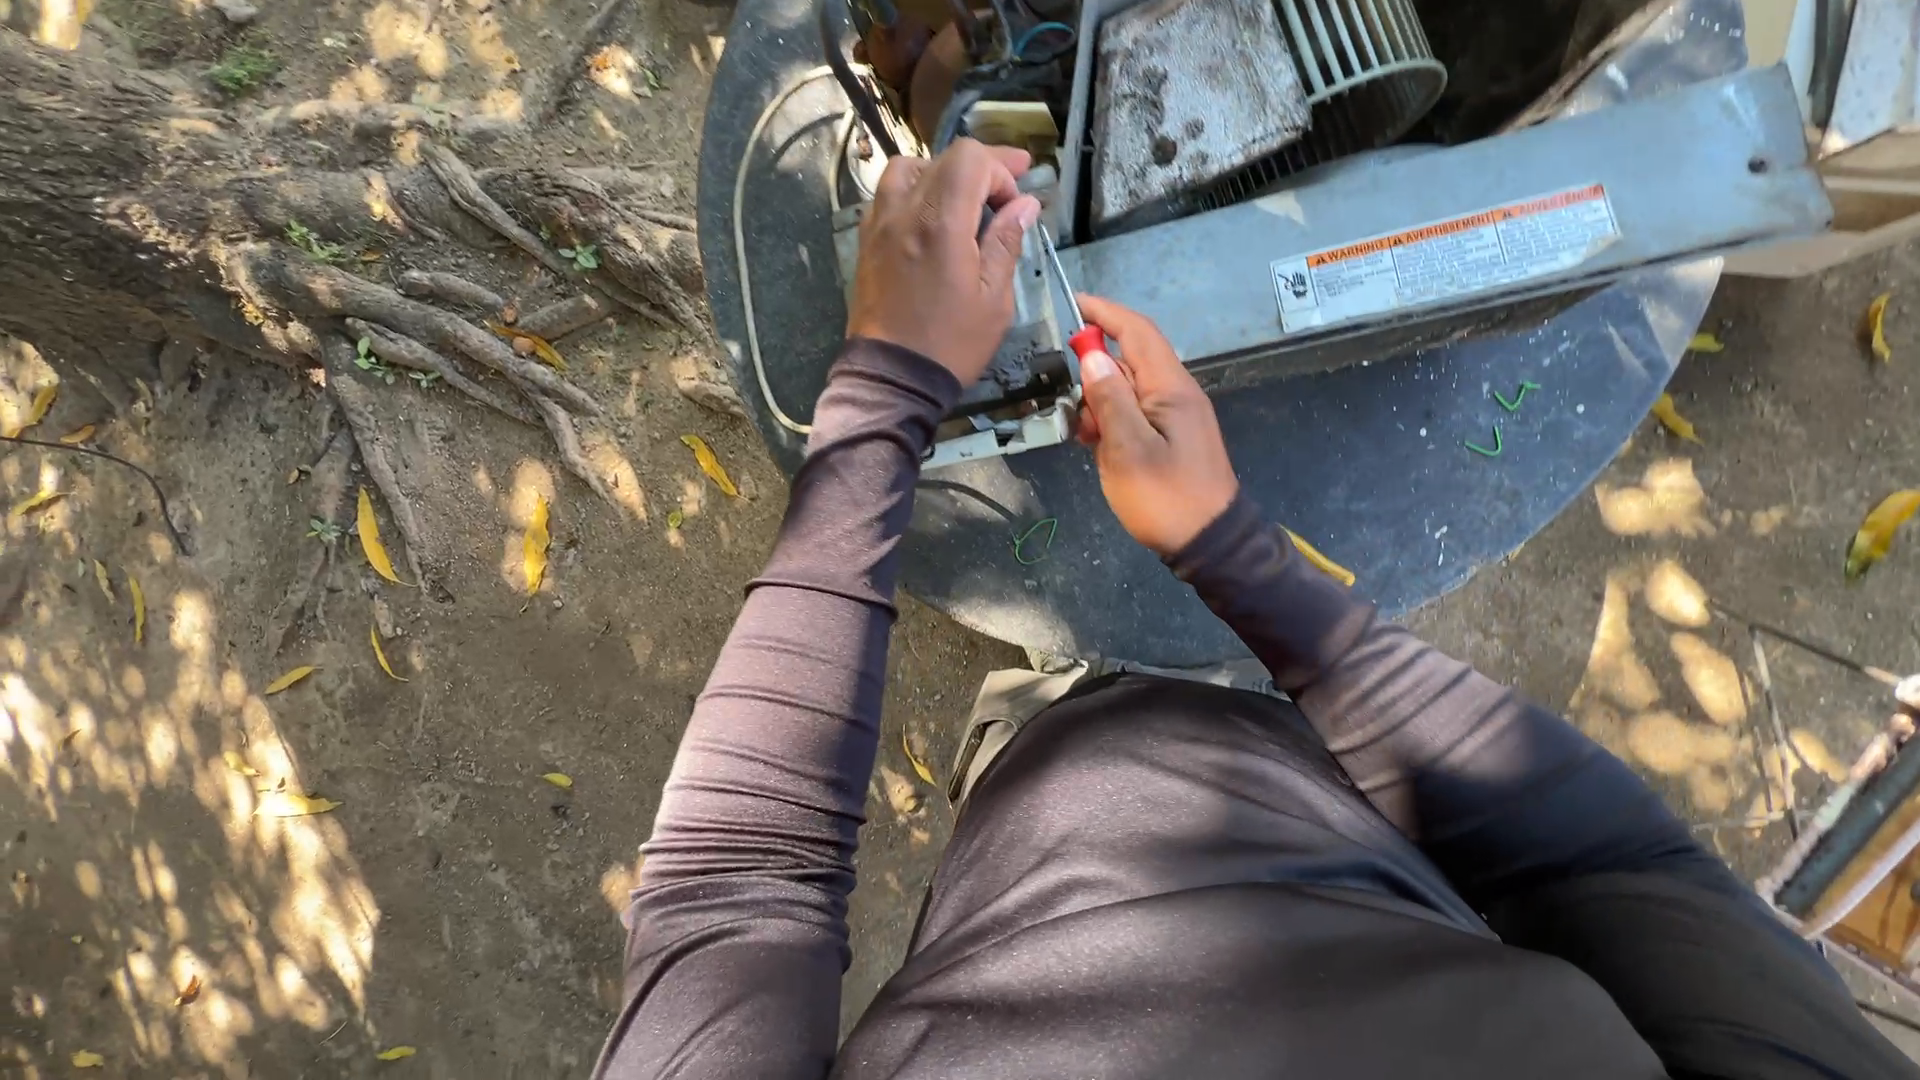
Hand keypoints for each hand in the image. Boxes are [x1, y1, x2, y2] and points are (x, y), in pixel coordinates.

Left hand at [847, 139, 1042, 384]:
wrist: (892, 378)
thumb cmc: (950, 345)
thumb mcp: (994, 301)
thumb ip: (1007, 244)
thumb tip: (1025, 205)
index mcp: (941, 222)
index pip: (971, 159)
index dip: (1001, 169)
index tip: (1018, 199)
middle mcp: (905, 212)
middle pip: (943, 160)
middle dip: (980, 168)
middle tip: (1006, 192)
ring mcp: (880, 226)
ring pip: (908, 170)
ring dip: (941, 176)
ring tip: (962, 202)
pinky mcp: (866, 244)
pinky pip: (887, 198)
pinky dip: (913, 196)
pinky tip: (930, 222)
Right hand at [1075, 294, 1238, 555]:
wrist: (1209, 543)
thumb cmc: (1166, 498)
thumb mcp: (1128, 450)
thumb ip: (1110, 399)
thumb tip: (1093, 356)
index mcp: (1171, 388)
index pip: (1136, 332)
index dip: (1104, 314)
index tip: (1071, 304)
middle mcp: (1175, 394)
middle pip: (1128, 360)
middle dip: (1094, 371)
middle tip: (1070, 403)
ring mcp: (1174, 417)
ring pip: (1127, 390)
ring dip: (1099, 403)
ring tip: (1084, 435)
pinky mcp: (1169, 438)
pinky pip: (1134, 414)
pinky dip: (1111, 422)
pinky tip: (1095, 444)